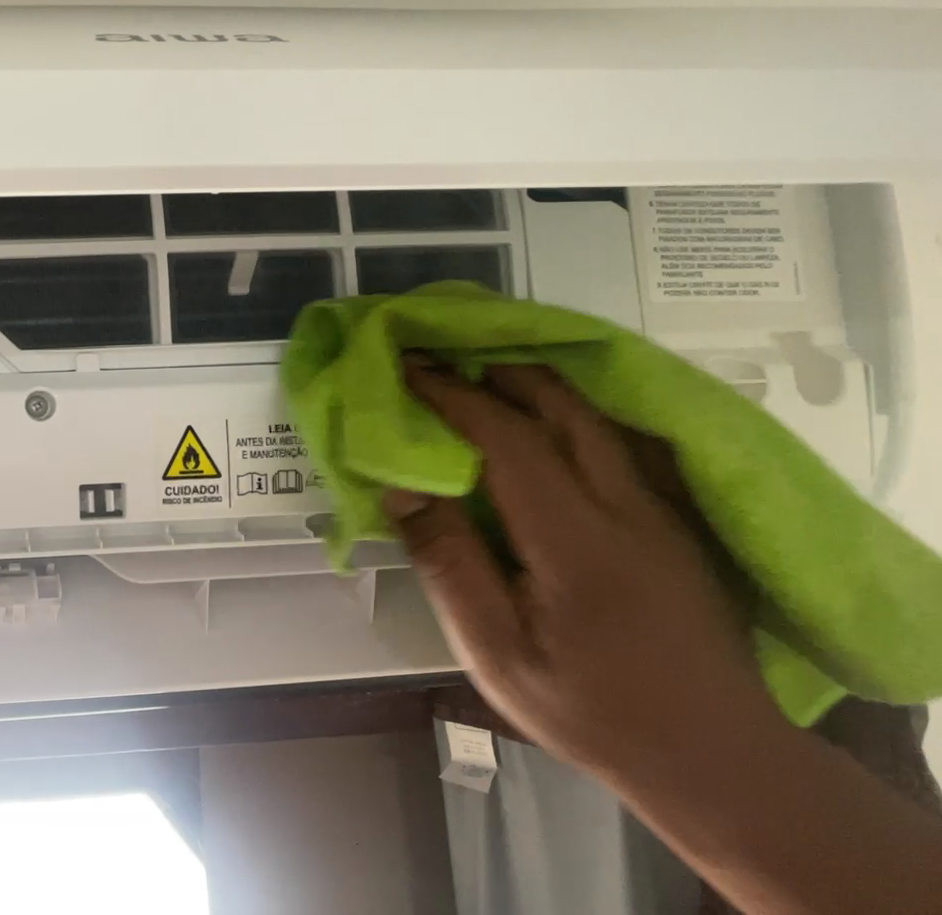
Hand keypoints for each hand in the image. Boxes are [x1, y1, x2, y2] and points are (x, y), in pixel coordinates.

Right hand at [383, 361, 784, 777]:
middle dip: (503, 373)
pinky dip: (574, 417)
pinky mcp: (679, 527)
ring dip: (542, 388)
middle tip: (447, 359)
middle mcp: (631, 510)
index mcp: (578, 541)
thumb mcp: (494, 651)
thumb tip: (402, 489)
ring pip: (601, 423)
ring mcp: (665, 515)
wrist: (711, 754)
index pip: (511, 441)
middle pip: (567, 411)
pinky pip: (622, 447)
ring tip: (487, 377)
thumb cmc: (586, 706)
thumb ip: (449, 564)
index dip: (455, 398)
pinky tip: (549, 426)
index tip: (409, 370)